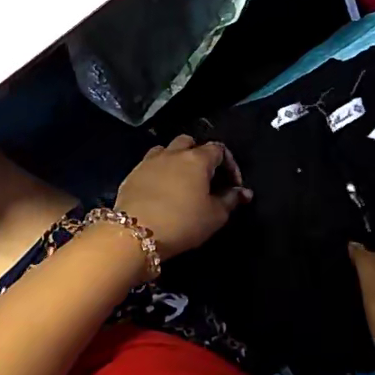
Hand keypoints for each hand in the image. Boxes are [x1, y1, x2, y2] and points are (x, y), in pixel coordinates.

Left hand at [113, 136, 251, 258]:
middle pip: (188, 142)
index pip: (219, 149)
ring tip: (180, 181)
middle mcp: (172, 153)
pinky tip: (159, 191)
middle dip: (199, 155)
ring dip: (175, 160)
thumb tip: (243, 192)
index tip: (232, 186)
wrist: (136, 232)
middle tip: (204, 178)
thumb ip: (230, 200)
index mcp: (197, 159)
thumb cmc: (183, 222)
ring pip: (165, 150)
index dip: (230, 165)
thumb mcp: (215, 216)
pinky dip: (157, 172)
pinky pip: (148, 165)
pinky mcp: (131, 174)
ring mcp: (148, 162)